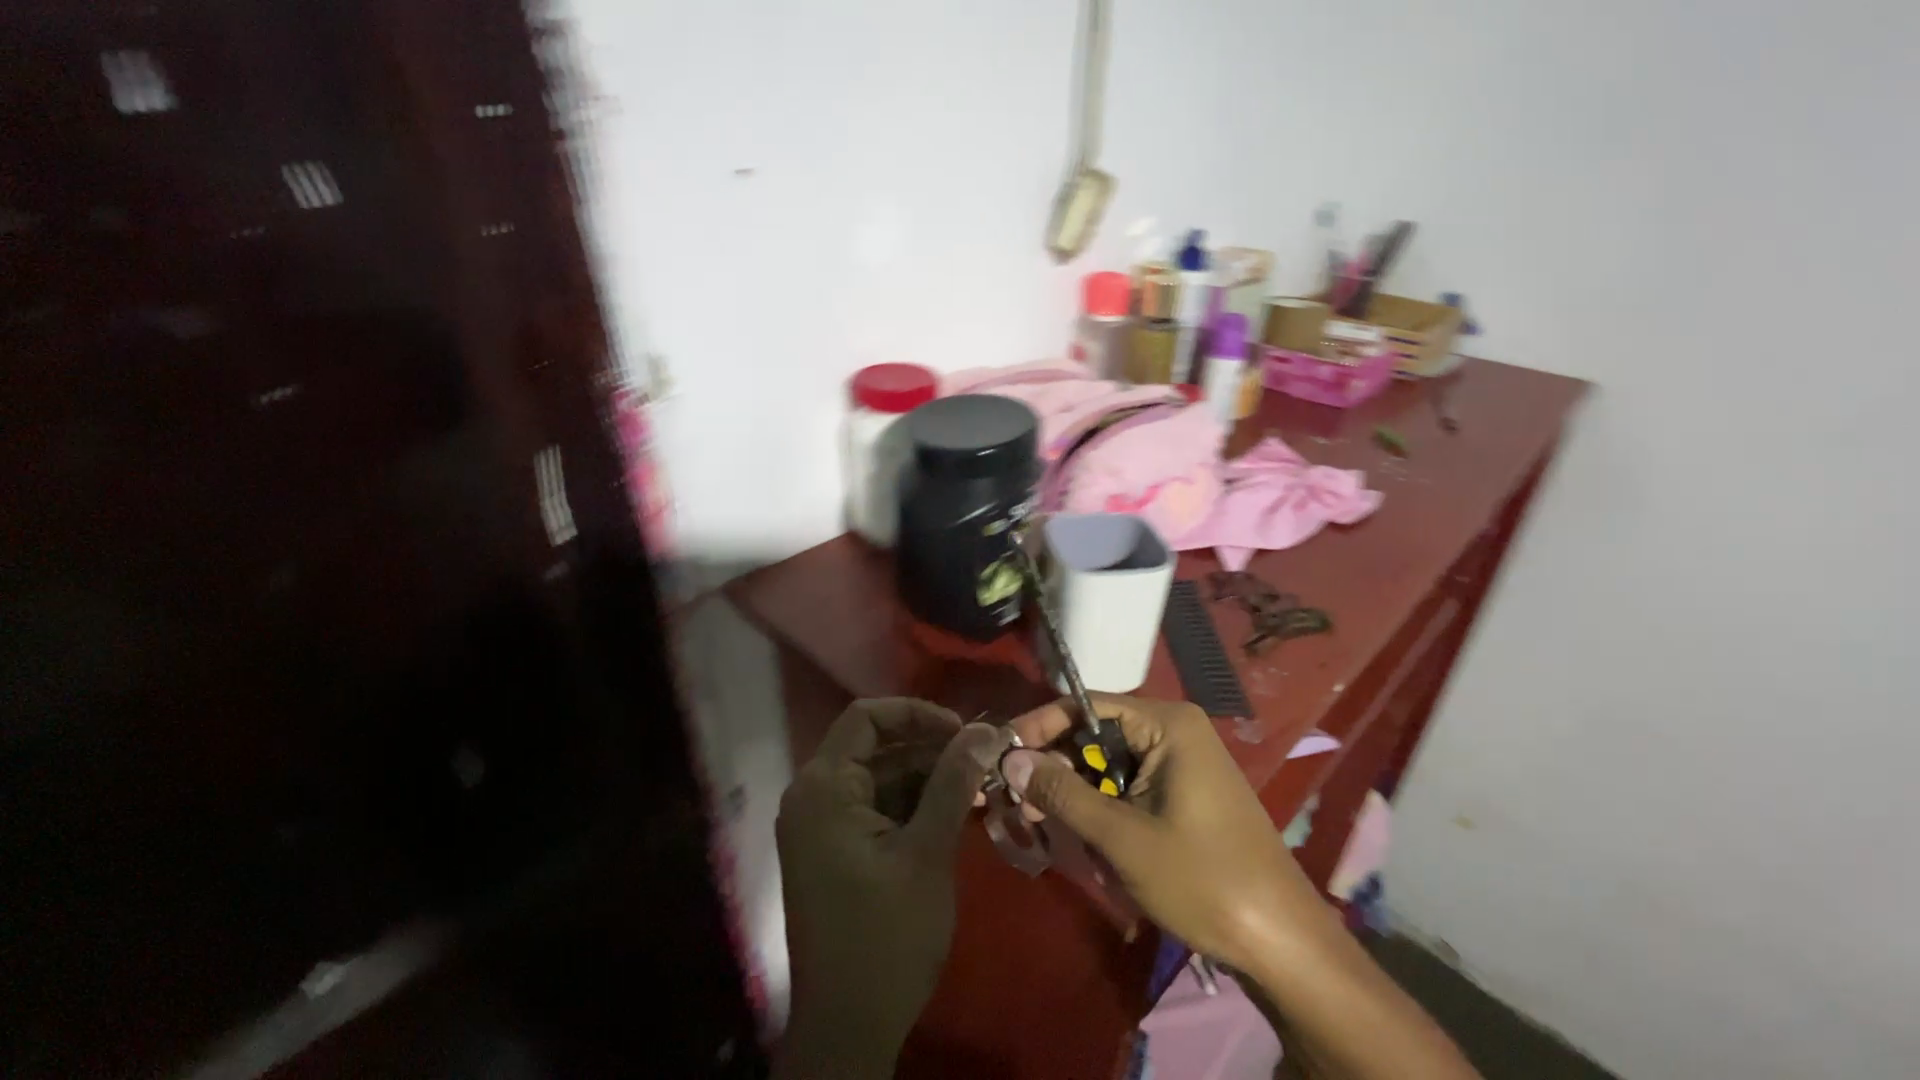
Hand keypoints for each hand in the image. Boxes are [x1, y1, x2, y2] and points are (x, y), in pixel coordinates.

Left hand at [775, 699, 1007, 1078]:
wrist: (848, 1025)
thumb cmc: (887, 935)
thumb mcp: (927, 853)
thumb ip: (952, 784)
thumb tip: (985, 729)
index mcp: (823, 788)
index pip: (866, 718)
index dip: (918, 714)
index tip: (966, 733)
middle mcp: (812, 798)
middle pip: (875, 749)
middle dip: (931, 751)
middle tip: (987, 764)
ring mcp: (820, 828)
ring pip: (880, 781)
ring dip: (928, 782)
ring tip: (982, 790)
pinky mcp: (833, 854)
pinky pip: (875, 812)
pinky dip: (913, 809)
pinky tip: (956, 817)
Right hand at [1003, 693, 1335, 974]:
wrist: (1279, 940)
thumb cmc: (1202, 879)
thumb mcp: (1121, 836)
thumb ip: (1063, 793)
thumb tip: (1010, 760)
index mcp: (1168, 725)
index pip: (1086, 705)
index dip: (1039, 727)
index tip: (999, 756)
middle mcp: (1176, 732)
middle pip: (1095, 734)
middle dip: (1053, 766)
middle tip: (1012, 801)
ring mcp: (1183, 765)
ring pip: (1108, 764)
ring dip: (1072, 792)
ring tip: (1035, 823)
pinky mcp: (1184, 796)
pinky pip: (1129, 787)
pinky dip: (1099, 807)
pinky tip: (1075, 835)